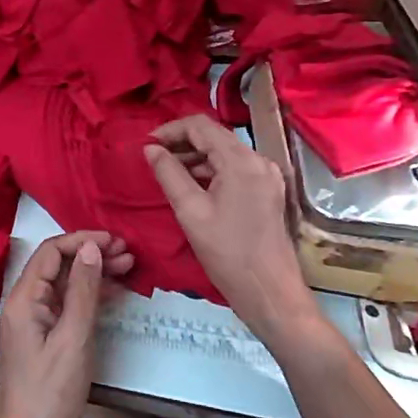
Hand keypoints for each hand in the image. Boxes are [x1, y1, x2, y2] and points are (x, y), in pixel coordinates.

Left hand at [0, 231, 132, 417]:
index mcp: (23, 301)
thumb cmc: (52, 396)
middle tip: (128, 253)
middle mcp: (24, 307)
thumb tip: (92, 247)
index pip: (51, 252)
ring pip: (65, 286)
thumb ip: (83, 289)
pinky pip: (68, 307)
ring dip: (93, 274)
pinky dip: (90, 296)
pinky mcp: (45, 342)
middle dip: (91, 254)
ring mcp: (34, 325)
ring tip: (128, 267)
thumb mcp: (73, 338)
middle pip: (57, 267)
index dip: (82, 240)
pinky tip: (114, 293)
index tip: (115, 241)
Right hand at [143, 115, 319, 345]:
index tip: (147, 144)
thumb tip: (151, 149)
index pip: (201, 125)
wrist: (270, 292)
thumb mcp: (191, 212)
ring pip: (225, 153)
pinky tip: (193, 186)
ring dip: (196, 158)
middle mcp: (259, 160)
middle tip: (153, 158)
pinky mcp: (269, 191)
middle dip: (182, 143)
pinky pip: (236, 169)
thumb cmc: (227, 254)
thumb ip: (169, 174)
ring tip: (168, 172)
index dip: (171, 130)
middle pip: (215, 136)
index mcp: (241, 161)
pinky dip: (213, 172)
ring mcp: (267, 175)